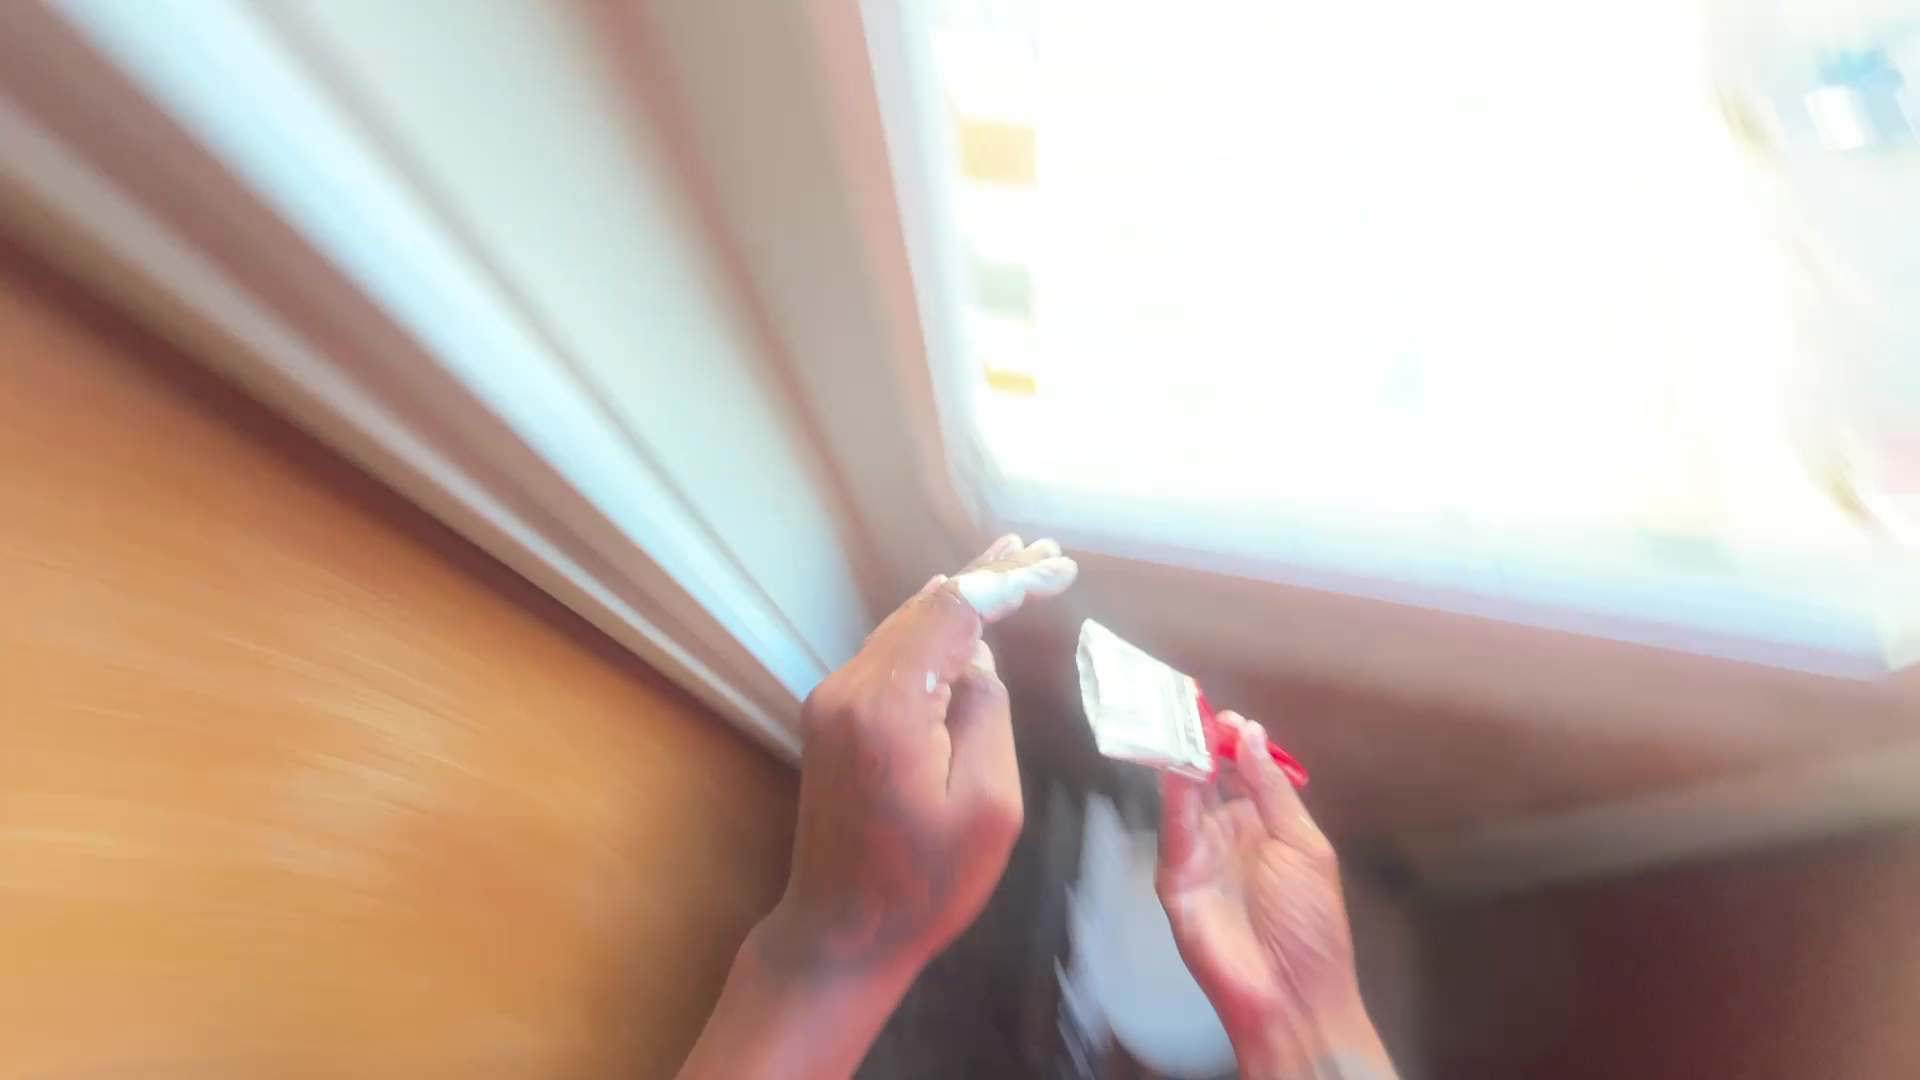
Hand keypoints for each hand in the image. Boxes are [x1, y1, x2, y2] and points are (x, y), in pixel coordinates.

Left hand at [677, 536, 1075, 1079]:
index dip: (1010, 581)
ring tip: (1011, 564)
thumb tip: (977, 657)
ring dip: (961, 595)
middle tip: (1042, 548)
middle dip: (989, 573)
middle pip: (927, 605)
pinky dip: (933, 627)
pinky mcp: (834, 710)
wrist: (839, 930)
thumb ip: (987, 712)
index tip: (1059, 568)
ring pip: (907, 622)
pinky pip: (892, 650)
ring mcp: (834, 695)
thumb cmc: (925, 884)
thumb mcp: (989, 805)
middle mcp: (850, 685)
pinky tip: (962, 610)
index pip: (956, 611)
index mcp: (889, 706)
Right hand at [1158, 713, 1390, 1077]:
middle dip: (1200, 742)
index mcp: (1263, 822)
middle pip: (1207, 775)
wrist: (1292, 996)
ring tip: (1179, 725)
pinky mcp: (1175, 872)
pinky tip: (1177, 765)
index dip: (1233, 741)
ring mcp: (1198, 850)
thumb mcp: (1305, 846)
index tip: (1227, 715)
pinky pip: (1174, 825)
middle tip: (1191, 707)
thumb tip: (1250, 734)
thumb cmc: (1311, 925)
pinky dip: (1173, 792)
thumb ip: (1273, 790)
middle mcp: (1226, 829)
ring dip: (1183, 758)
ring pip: (1185, 793)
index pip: (1241, 769)